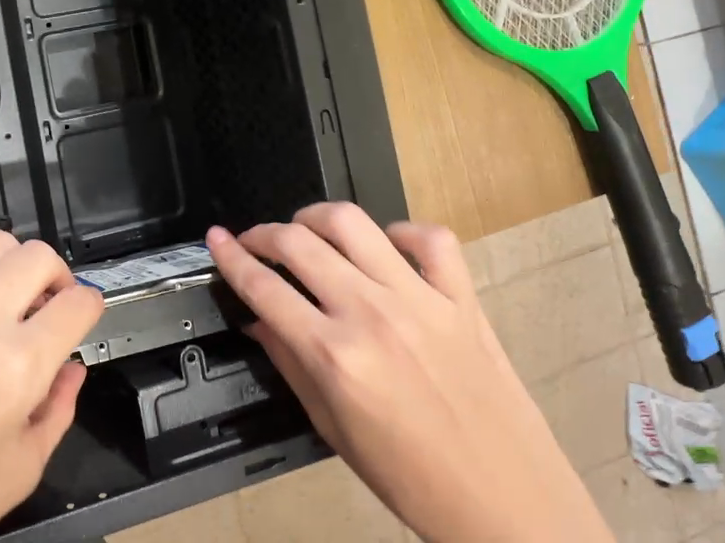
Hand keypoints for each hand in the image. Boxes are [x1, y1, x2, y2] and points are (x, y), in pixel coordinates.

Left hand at [0, 231, 102, 542]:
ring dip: (15, 266)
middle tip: (54, 305)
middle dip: (59, 275)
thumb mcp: (19, 470)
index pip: (76, 302)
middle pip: (37, 255)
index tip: (87, 315)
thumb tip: (71, 372)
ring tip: (13, 302)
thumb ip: (57, 411)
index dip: (92, 306)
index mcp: (16, 364)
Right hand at [207, 203, 610, 542]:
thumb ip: (290, 365)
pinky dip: (399, 231)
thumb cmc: (414, 481)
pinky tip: (384, 247)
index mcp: (335, 356)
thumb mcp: (334, 431)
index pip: (264, 287)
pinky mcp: (463, 300)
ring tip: (306, 230)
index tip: (216, 241)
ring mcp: (421, 301)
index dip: (229, 257)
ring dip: (316, 217)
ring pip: (353, 223)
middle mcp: (372, 316)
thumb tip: (259, 323)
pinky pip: (429, 238)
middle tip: (254, 242)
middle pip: (298, 242)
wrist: (508, 507)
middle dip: (263, 233)